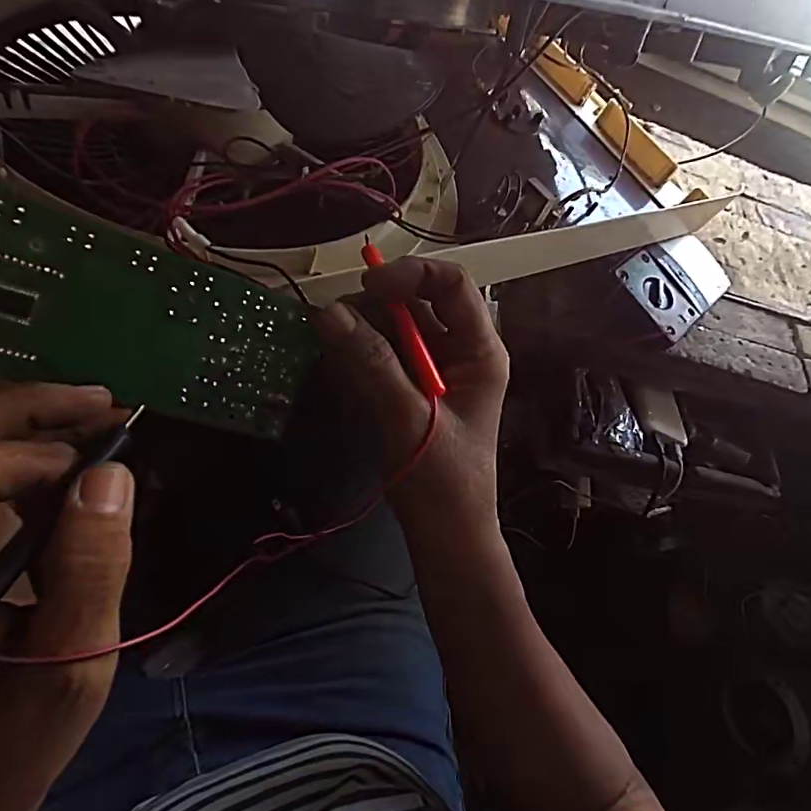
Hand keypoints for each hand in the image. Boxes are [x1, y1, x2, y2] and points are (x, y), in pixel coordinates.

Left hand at [0, 384, 133, 810]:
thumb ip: (93, 571)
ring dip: (12, 423)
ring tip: (86, 419)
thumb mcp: (75, 670)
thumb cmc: (18, 744)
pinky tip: (53, 458)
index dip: (38, 456)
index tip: (107, 471)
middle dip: (24, 412)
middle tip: (104, 405)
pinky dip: (1, 452)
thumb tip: (109, 475)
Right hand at [315, 258, 507, 518]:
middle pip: (420, 304)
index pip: (453, 285)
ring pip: (397, 328)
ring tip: (334, 350)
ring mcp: (438, 370)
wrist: (448, 535)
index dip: (411, 274)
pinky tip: (343, 369)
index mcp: (481, 351)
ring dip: (364, 332)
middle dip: (377, 307)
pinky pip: (386, 355)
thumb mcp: (409, 419)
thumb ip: (373, 364)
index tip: (367, 286)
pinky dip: (362, 356)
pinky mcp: (415, 389)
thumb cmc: (444, 483)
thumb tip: (329, 312)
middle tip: (335, 324)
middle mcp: (462, 352)